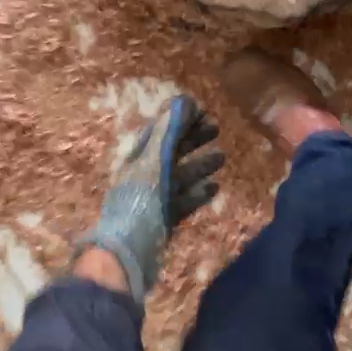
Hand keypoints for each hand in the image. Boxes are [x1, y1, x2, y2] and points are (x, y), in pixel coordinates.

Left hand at [74, 95, 224, 301]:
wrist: (129, 249)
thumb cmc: (140, 200)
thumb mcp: (153, 161)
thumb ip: (168, 132)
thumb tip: (182, 101)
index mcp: (139, 159)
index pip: (161, 132)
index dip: (181, 119)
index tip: (204, 111)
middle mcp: (147, 175)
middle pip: (173, 151)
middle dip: (194, 139)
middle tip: (217, 129)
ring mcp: (156, 198)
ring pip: (181, 175)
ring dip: (201, 164)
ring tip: (222, 157)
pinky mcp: (165, 218)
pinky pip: (185, 200)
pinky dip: (199, 192)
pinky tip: (214, 187)